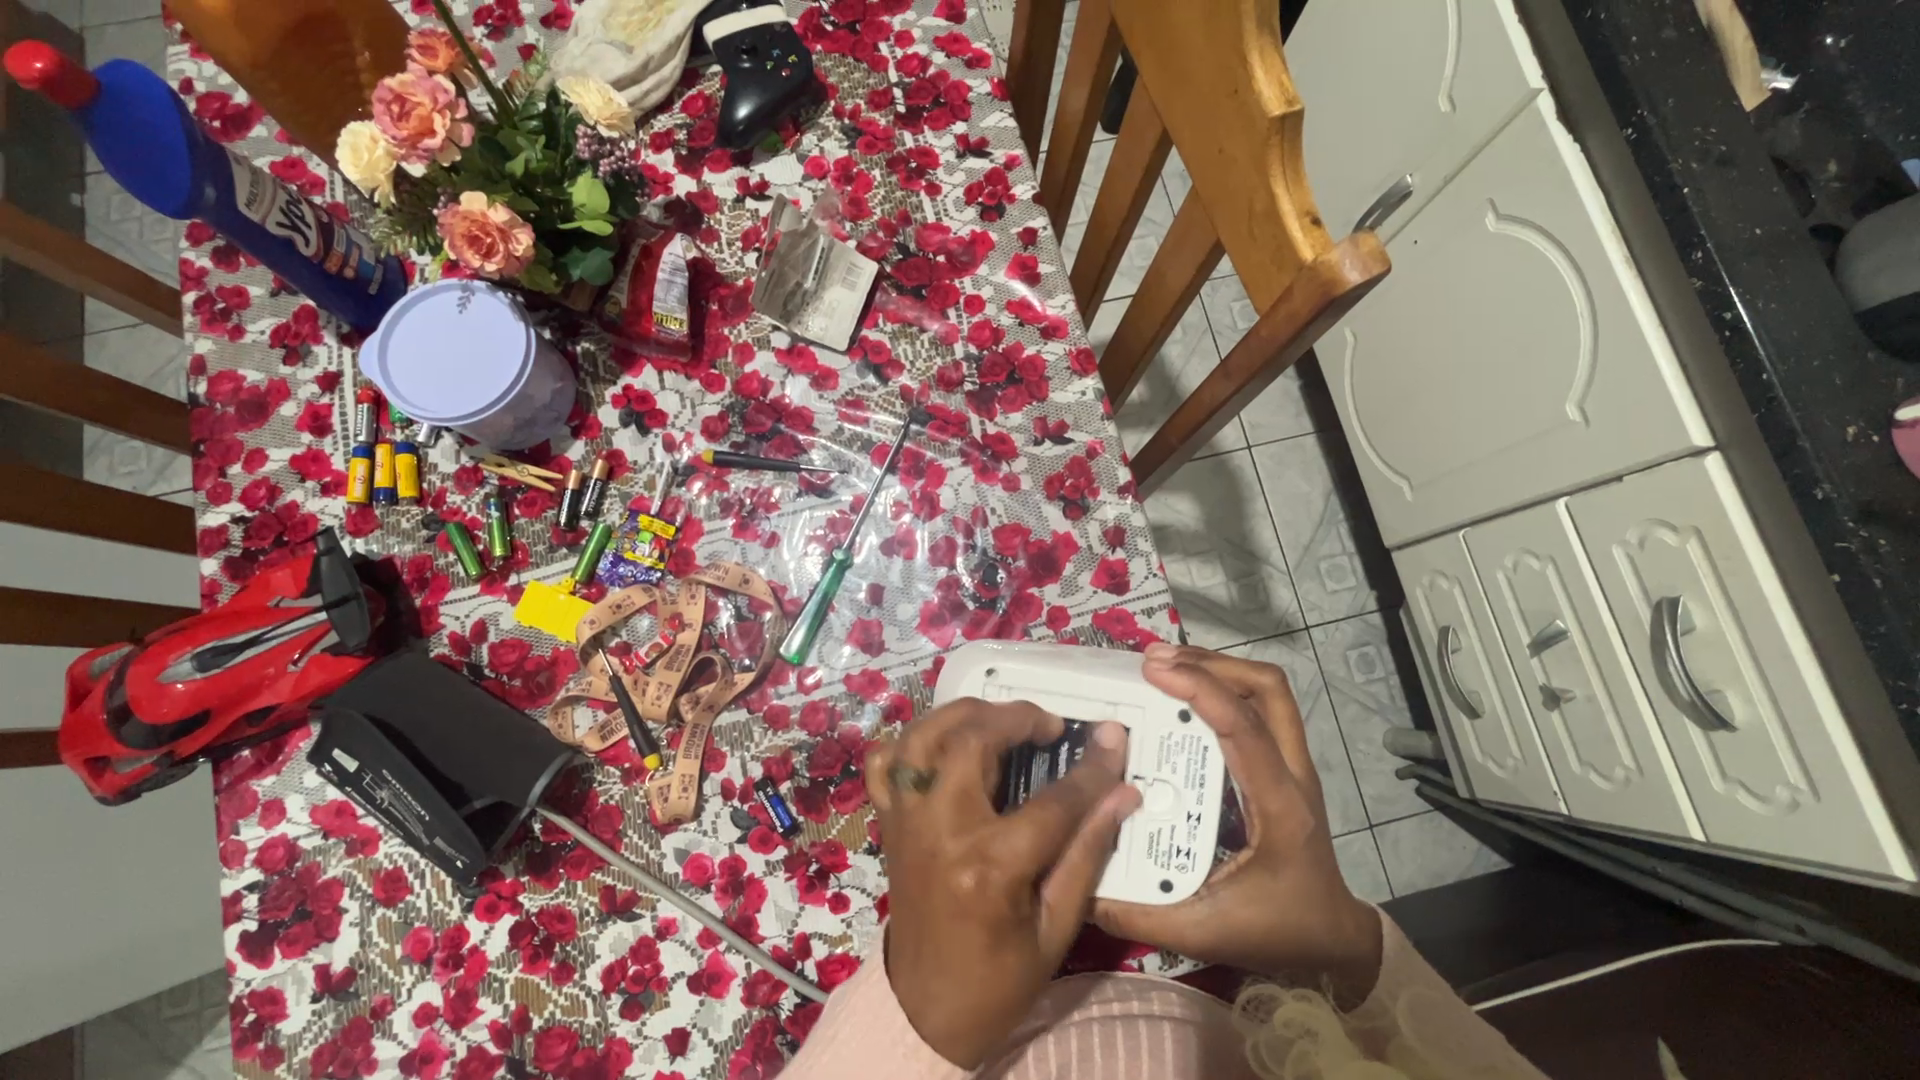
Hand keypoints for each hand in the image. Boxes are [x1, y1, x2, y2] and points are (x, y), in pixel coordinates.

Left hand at [866, 698, 1140, 1067]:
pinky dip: (911, 742)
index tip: (1113, 741)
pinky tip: (945, 744)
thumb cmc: (1000, 977)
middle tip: (1050, 725)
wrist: (927, 1010)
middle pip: (972, 743)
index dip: (1091, 769)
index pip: (1052, 802)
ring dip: (964, 714)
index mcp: (990, 868)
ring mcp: (906, 823)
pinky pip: (884, 765)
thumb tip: (1122, 792)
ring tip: (1001, 719)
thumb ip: (1089, 852)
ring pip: (922, 738)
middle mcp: (941, 832)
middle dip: (1017, 718)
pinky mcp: (889, 824)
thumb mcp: (1057, 925)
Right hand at [1091, 643, 1383, 1005]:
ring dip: (1218, 669)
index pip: (1245, 728)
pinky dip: (1222, 689)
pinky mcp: (1284, 767)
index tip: (1153, 671)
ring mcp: (1293, 766)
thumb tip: (1079, 888)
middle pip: (1269, 689)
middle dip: (1211, 663)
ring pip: (1268, 692)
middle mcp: (1293, 774)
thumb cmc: (1277, 932)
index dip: (1201, 689)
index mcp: (1279, 806)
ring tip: (1164, 668)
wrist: (1333, 941)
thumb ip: (1139, 916)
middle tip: (1155, 662)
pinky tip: (1182, 698)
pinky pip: (1259, 709)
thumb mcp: (1205, 934)